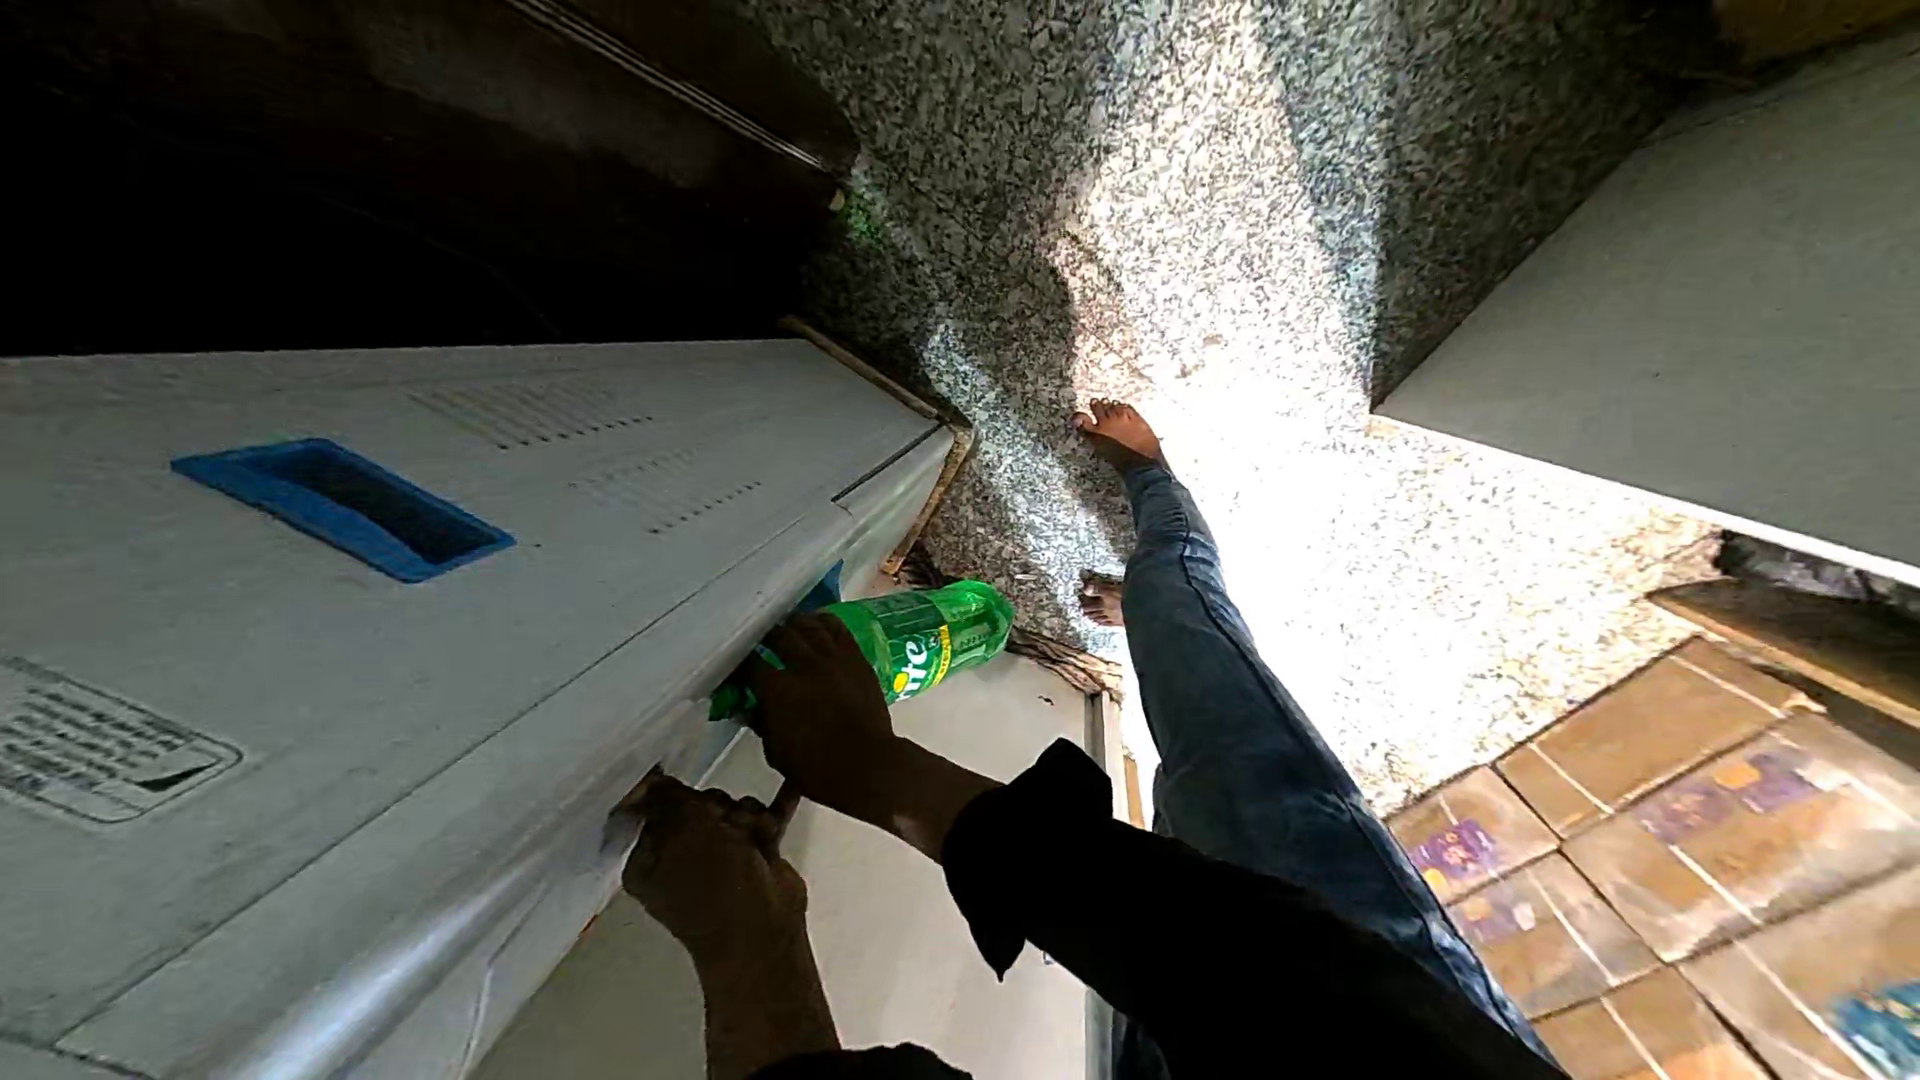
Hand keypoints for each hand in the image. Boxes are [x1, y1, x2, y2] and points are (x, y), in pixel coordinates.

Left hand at [621, 771, 806, 966]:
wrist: (761, 930)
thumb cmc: (712, 884)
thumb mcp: (683, 834)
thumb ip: (669, 799)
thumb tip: (652, 778)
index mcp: (649, 860)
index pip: (654, 809)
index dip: (672, 794)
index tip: (685, 788)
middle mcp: (681, 856)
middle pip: (700, 803)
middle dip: (719, 808)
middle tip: (726, 828)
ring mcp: (720, 857)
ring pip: (736, 809)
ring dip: (749, 818)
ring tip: (756, 837)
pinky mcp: (754, 856)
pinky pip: (765, 818)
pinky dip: (777, 806)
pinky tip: (791, 783)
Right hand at [742, 613, 902, 816]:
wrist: (867, 763)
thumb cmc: (817, 767)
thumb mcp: (776, 751)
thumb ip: (761, 723)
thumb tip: (749, 707)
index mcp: (777, 690)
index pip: (750, 665)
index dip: (740, 662)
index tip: (736, 664)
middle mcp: (803, 666)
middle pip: (779, 636)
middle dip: (766, 636)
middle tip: (761, 640)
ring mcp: (832, 658)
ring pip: (809, 627)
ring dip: (794, 624)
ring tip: (787, 625)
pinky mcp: (855, 658)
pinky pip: (838, 630)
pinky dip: (824, 621)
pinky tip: (817, 621)